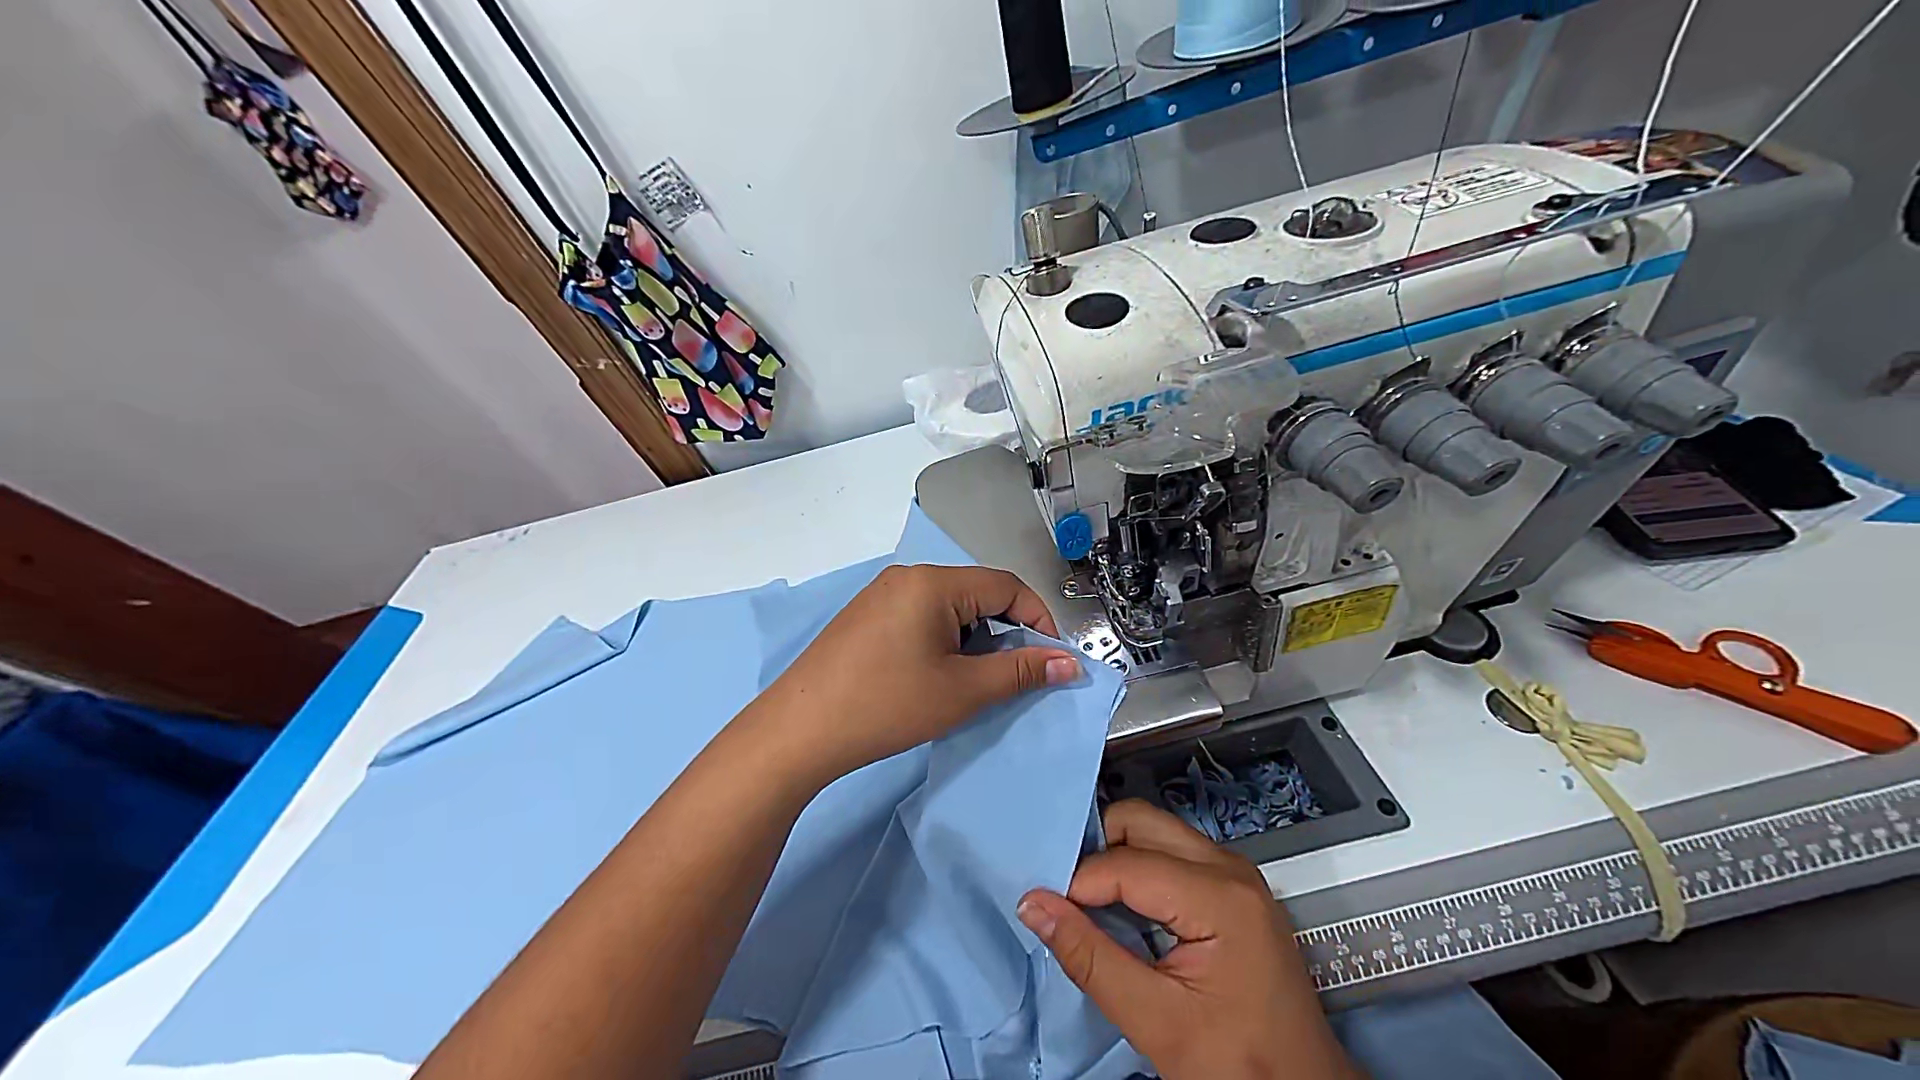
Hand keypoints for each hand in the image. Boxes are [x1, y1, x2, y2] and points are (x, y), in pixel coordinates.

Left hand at [747, 564, 1082, 783]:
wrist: (799, 730)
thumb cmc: (885, 705)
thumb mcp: (962, 691)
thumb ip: (1020, 672)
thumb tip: (1068, 663)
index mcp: (932, 583)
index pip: (1007, 586)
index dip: (1039, 620)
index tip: (1052, 659)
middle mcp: (907, 578)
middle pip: (978, 594)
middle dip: (1006, 632)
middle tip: (1016, 675)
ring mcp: (882, 595)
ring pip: (950, 607)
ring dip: (975, 639)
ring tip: (977, 680)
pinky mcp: (867, 616)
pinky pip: (922, 616)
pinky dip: (945, 641)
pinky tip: (939, 675)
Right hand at [1017, 801, 1361, 1079]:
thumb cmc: (1238, 1065)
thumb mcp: (1155, 1021)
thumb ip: (1089, 957)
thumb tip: (1032, 905)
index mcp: (1219, 897)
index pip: (1125, 865)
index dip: (1077, 885)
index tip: (1051, 914)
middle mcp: (1229, 867)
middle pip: (1140, 822)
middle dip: (1096, 852)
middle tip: (1070, 899)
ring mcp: (1234, 872)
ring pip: (1153, 830)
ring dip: (1116, 857)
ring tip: (1092, 905)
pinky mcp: (1231, 884)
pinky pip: (1170, 850)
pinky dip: (1138, 868)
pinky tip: (1124, 907)